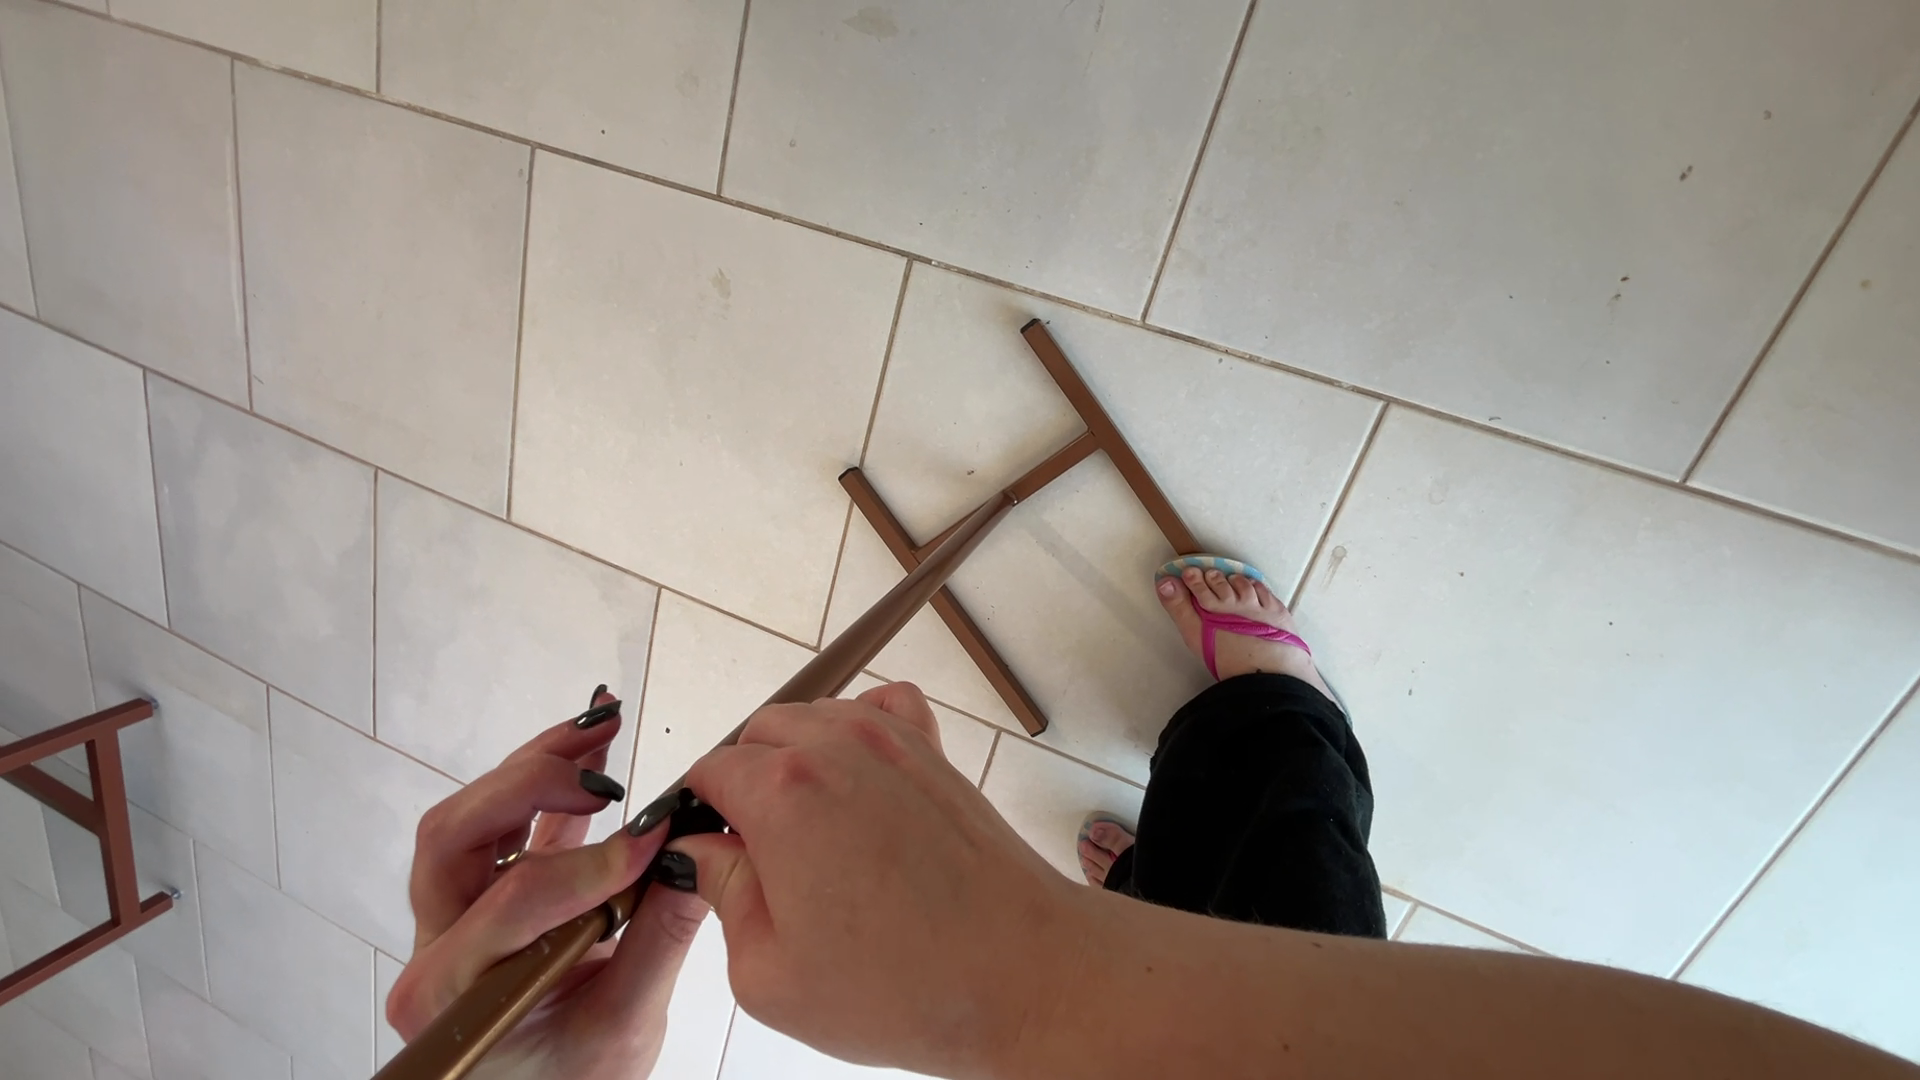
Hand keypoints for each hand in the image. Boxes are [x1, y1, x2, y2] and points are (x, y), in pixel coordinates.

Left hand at [386, 691, 709, 1079]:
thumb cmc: (574, 1079)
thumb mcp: (626, 1025)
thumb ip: (662, 936)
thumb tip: (698, 851)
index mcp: (454, 991)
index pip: (514, 903)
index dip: (590, 865)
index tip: (656, 841)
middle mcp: (440, 941)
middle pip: (456, 836)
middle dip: (531, 787)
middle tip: (605, 782)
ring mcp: (462, 909)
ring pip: (475, 814)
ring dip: (540, 762)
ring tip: (603, 723)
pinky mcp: (500, 883)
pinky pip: (519, 814)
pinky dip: (558, 768)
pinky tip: (600, 739)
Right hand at [670, 683, 1089, 1077]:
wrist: (1015, 968)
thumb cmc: (901, 983)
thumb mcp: (770, 971)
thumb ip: (722, 892)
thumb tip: (700, 850)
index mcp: (783, 794)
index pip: (712, 768)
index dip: (700, 807)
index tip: (710, 843)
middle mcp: (835, 746)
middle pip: (759, 734)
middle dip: (744, 779)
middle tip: (760, 845)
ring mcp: (890, 738)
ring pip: (813, 715)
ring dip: (797, 753)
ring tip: (812, 820)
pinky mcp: (931, 747)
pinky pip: (883, 702)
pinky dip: (859, 721)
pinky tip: (859, 769)